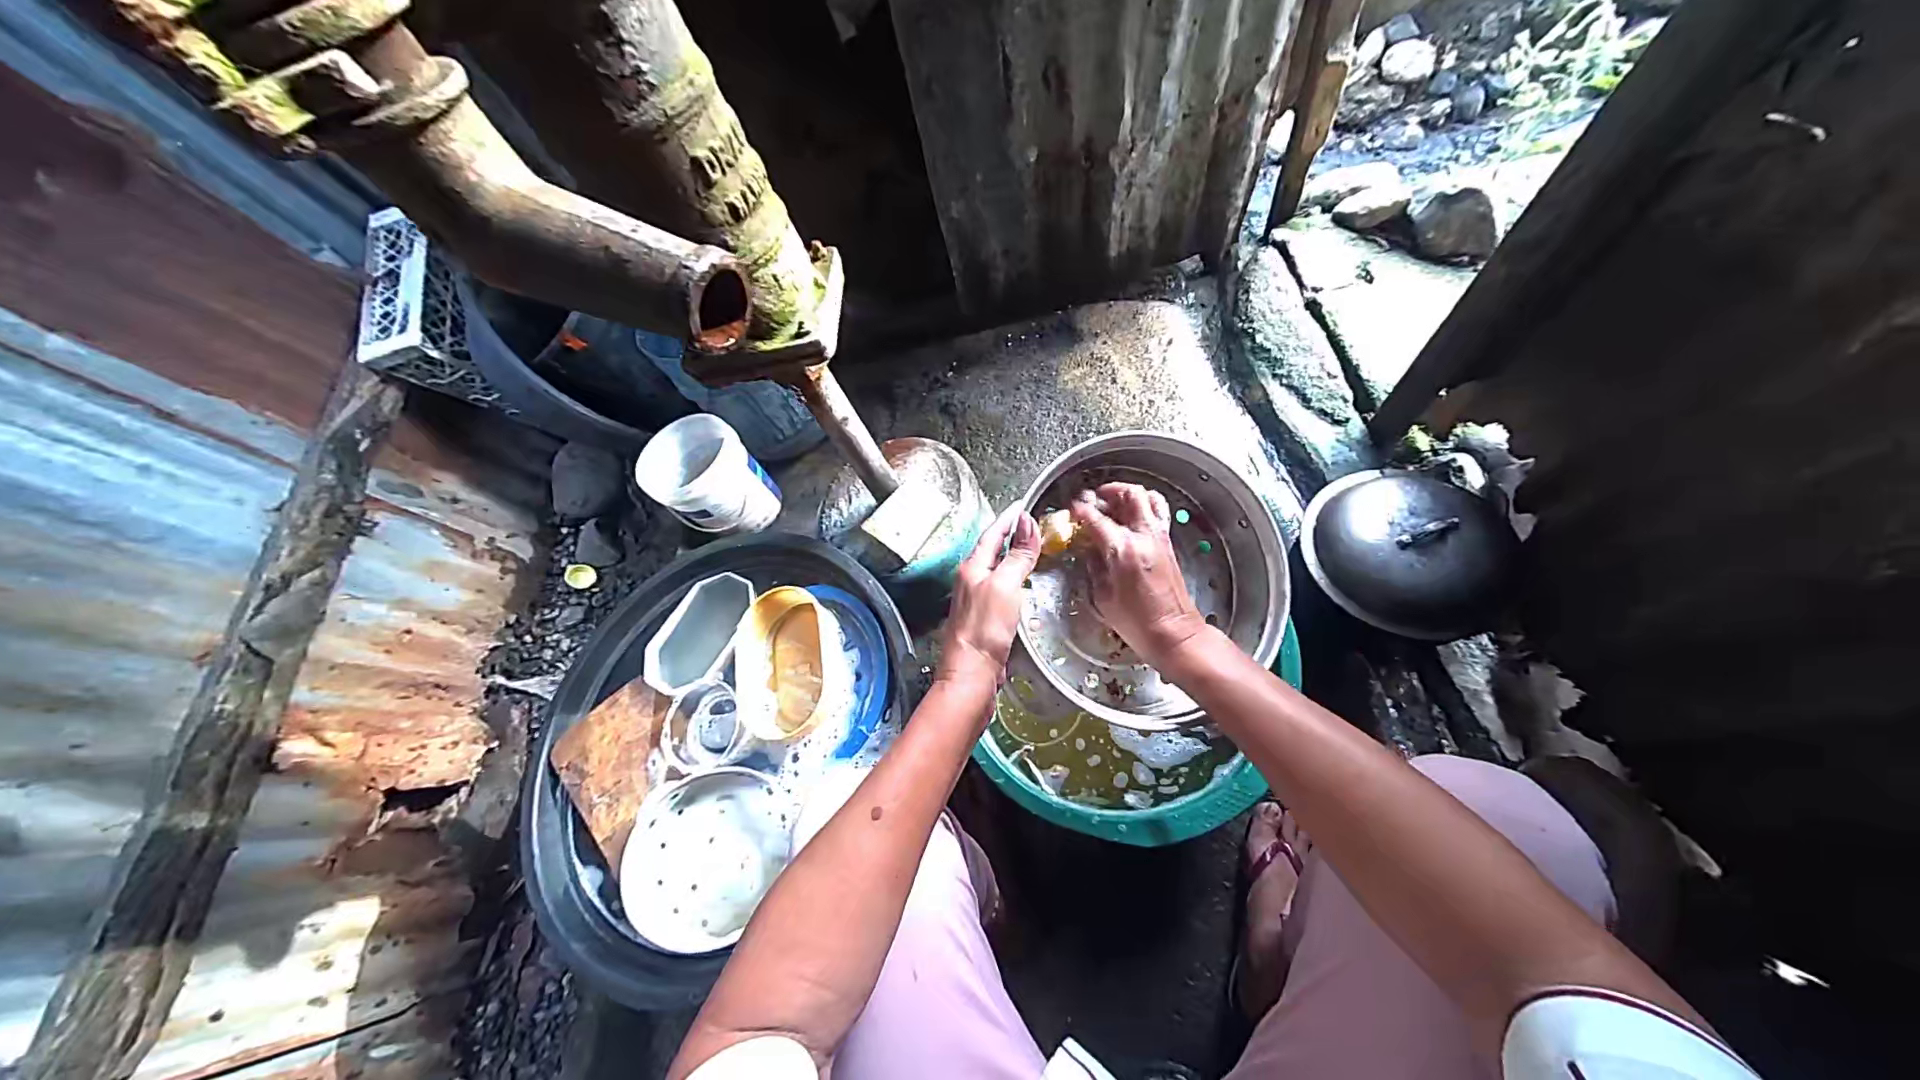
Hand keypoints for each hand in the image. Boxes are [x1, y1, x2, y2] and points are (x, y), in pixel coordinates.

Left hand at [936, 503, 1040, 689]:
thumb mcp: (1005, 586)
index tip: (1023, 506)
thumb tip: (1027, 523)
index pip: (992, 534)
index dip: (1009, 519)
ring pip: (995, 570)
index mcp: (972, 568)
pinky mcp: (983, 620)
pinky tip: (1022, 587)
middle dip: (1010, 535)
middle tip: (1030, 524)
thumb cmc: (984, 630)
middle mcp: (970, 581)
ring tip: (1029, 549)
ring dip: (1011, 557)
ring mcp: (976, 601)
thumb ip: (1017, 556)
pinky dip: (1013, 581)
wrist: (970, 675)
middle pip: (991, 550)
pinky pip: (1000, 590)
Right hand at [1070, 483, 1207, 667]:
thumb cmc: (1139, 623)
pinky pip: (1156, 514)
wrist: (1174, 634)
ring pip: (1148, 499)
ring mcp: (1159, 539)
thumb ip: (1094, 567)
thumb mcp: (1103, 597)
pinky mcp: (1168, 545)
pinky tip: (1131, 519)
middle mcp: (1144, 538)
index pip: (1096, 517)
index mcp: (1122, 550)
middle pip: (1129, 494)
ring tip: (1114, 502)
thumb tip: (1089, 551)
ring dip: (1129, 495)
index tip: (1072, 510)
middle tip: (1095, 498)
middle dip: (1109, 491)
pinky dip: (1142, 508)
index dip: (1080, 510)